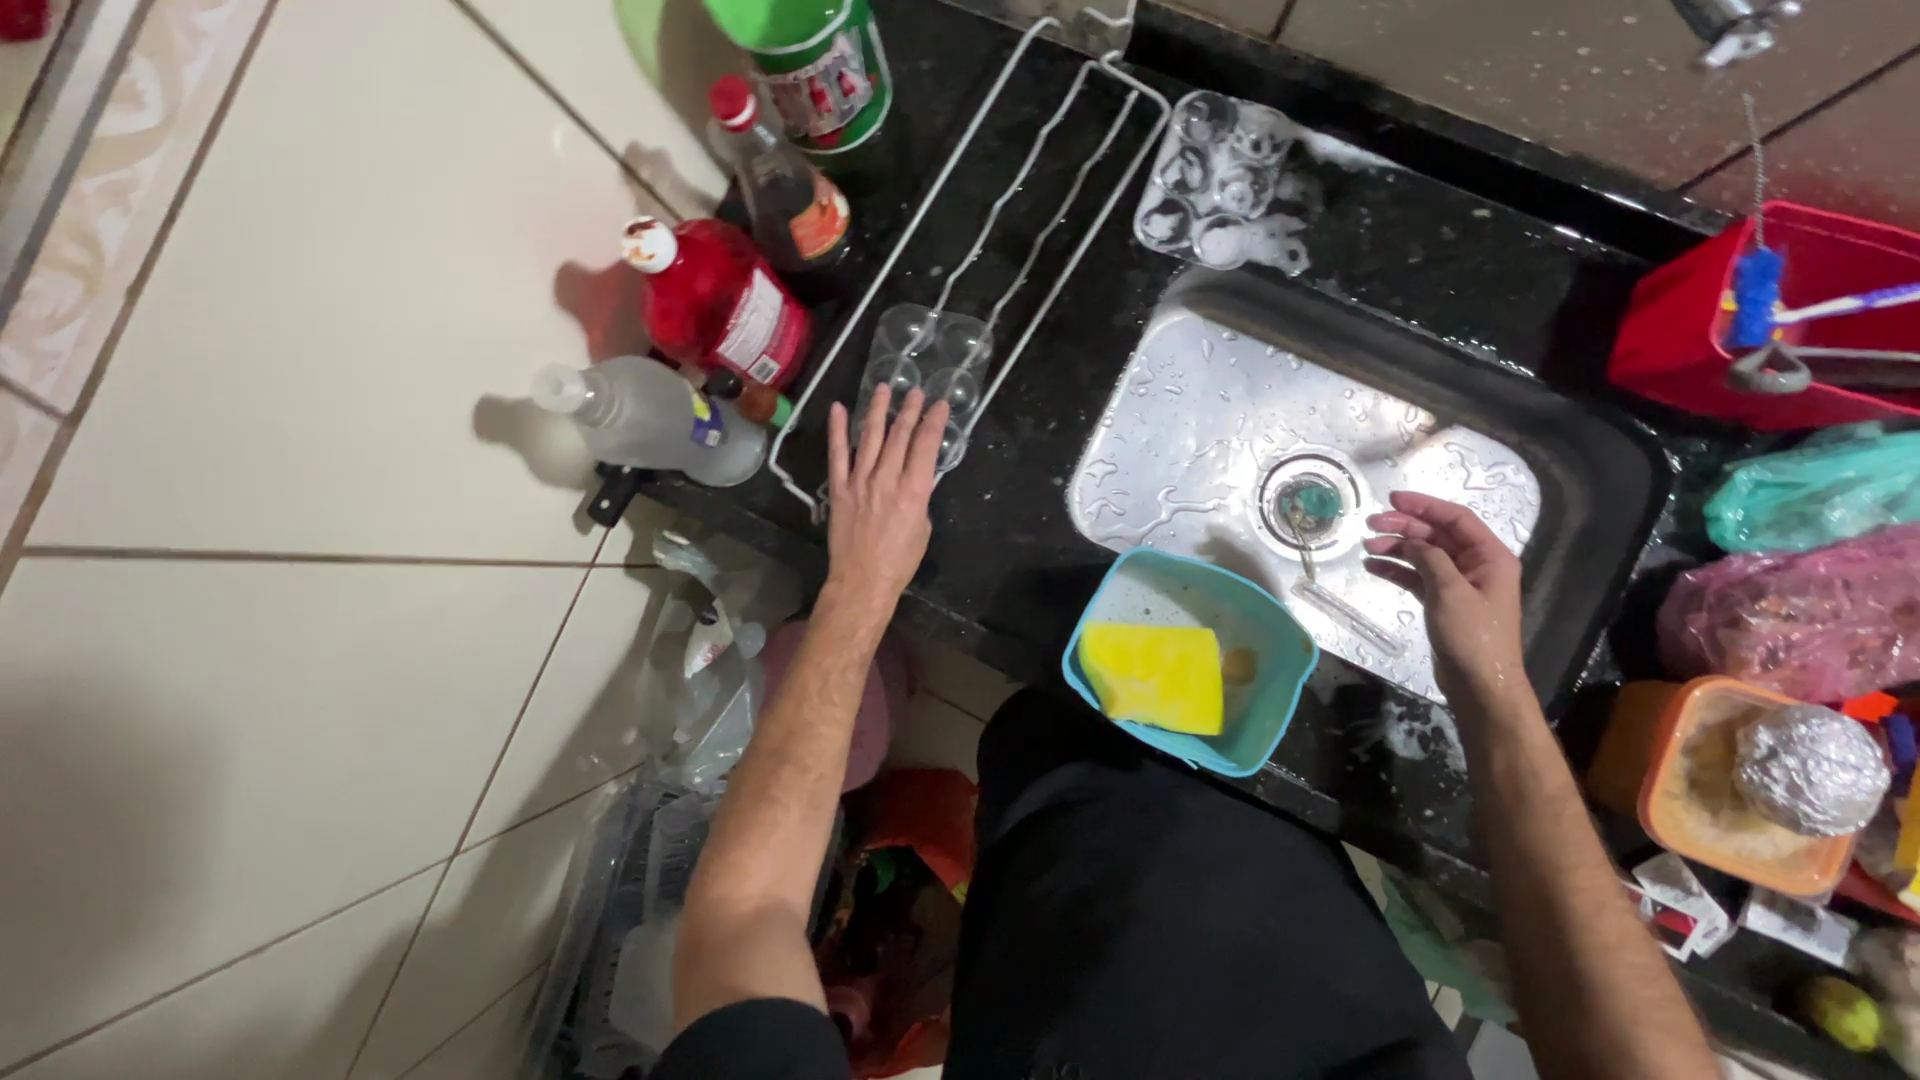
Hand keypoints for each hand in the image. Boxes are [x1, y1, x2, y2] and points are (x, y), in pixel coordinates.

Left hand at [824, 385, 949, 614]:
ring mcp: (860, 481)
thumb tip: (916, 479)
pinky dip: (838, 431)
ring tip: (884, 389)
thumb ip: (919, 498)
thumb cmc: (900, 561)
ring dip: (878, 411)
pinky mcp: (839, 488)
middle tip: (914, 391)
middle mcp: (887, 479)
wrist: (863, 580)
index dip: (933, 422)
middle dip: (909, 410)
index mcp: (913, 491)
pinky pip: (838, 454)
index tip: (939, 404)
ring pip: (871, 437)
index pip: (925, 446)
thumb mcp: (923, 528)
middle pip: (900, 436)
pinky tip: (839, 409)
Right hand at [1363, 491, 1527, 710]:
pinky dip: (1396, 570)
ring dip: (1396, 548)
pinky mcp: (1442, 602)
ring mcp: (1458, 584)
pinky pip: (1416, 577)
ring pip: (1424, 555)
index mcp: (1490, 557)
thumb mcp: (1450, 591)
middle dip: (1404, 527)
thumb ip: (1430, 558)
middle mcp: (1476, 565)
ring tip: (1367, 546)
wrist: (1480, 683)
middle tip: (1370, 524)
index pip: (1456, 519)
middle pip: (1437, 535)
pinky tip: (1374, 566)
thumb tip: (1411, 539)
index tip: (1392, 500)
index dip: (1425, 506)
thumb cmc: (1472, 635)